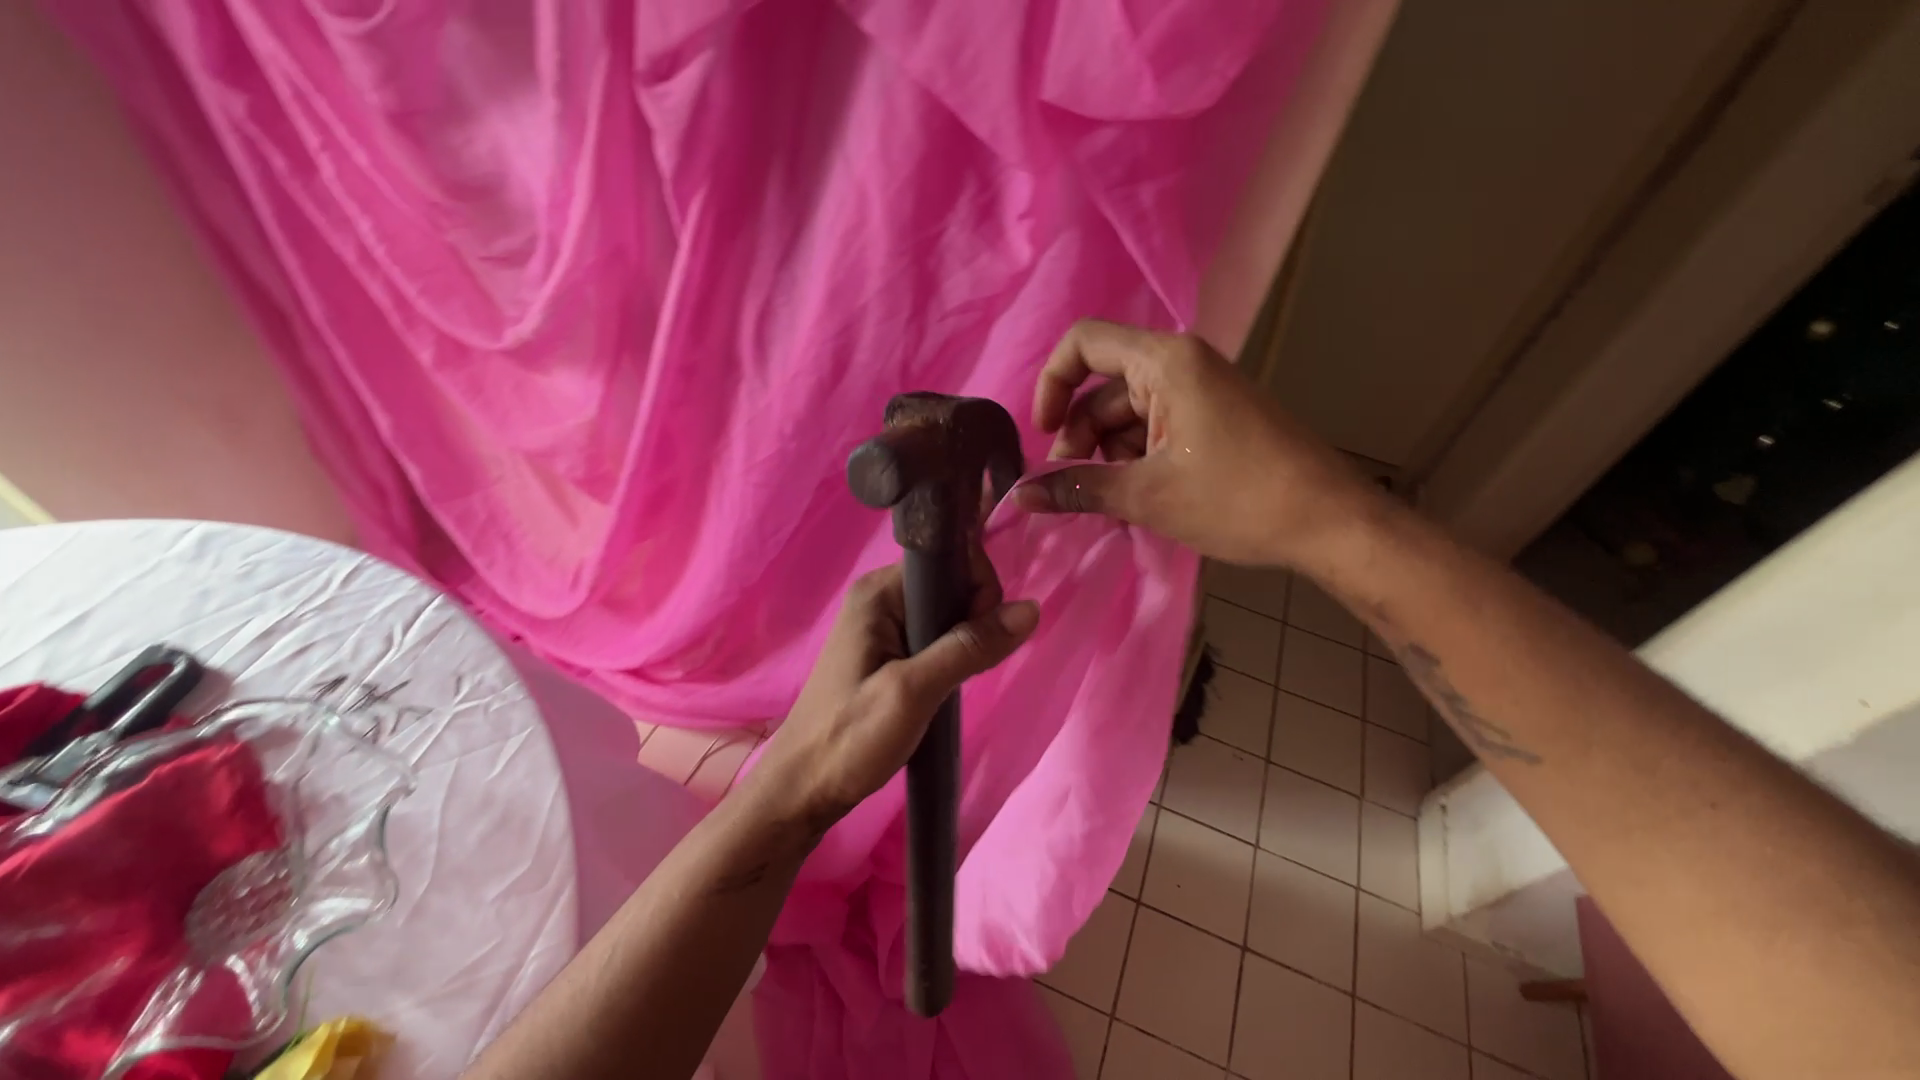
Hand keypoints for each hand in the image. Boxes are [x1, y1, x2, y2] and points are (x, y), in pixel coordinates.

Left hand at [752, 563, 1038, 830]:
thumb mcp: (913, 693)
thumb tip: (1031, 609)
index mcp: (879, 591)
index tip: (980, 637)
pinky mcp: (888, 651)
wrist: (803, 789)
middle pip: (953, 584)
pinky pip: (936, 636)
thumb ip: (969, 647)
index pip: (951, 559)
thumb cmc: (850, 739)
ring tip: (950, 684)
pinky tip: (944, 686)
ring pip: (949, 614)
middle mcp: (880, 596)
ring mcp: (883, 624)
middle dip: (975, 620)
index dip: (979, 589)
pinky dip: (951, 656)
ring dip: (964, 643)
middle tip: (963, 670)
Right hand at [1012, 320, 1379, 568]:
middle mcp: (1182, 363)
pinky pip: (1157, 427)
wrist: (1329, 522)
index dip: (1051, 384)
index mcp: (1165, 362)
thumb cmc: (1236, 499)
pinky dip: (1137, 459)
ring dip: (1108, 455)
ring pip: (1129, 412)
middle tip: (1070, 489)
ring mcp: (1203, 390)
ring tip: (1110, 502)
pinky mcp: (1216, 417)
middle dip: (1080, 436)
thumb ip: (1077, 488)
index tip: (1044, 436)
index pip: (1083, 343)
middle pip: (1104, 386)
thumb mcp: (1146, 495)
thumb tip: (1020, 494)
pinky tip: (1137, 498)